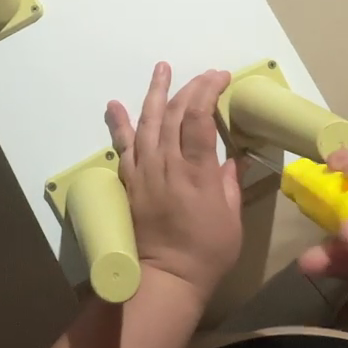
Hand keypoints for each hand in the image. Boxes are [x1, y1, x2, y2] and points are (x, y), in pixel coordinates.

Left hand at [105, 63, 244, 301]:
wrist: (166, 278)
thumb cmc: (207, 252)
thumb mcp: (232, 218)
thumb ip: (229, 183)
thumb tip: (232, 158)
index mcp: (198, 173)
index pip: (200, 119)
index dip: (209, 91)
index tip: (221, 77)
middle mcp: (168, 165)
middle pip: (174, 114)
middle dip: (190, 87)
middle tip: (204, 74)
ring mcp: (145, 171)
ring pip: (147, 123)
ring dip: (155, 93)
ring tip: (161, 68)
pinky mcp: (130, 181)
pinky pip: (123, 146)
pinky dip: (119, 123)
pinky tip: (115, 104)